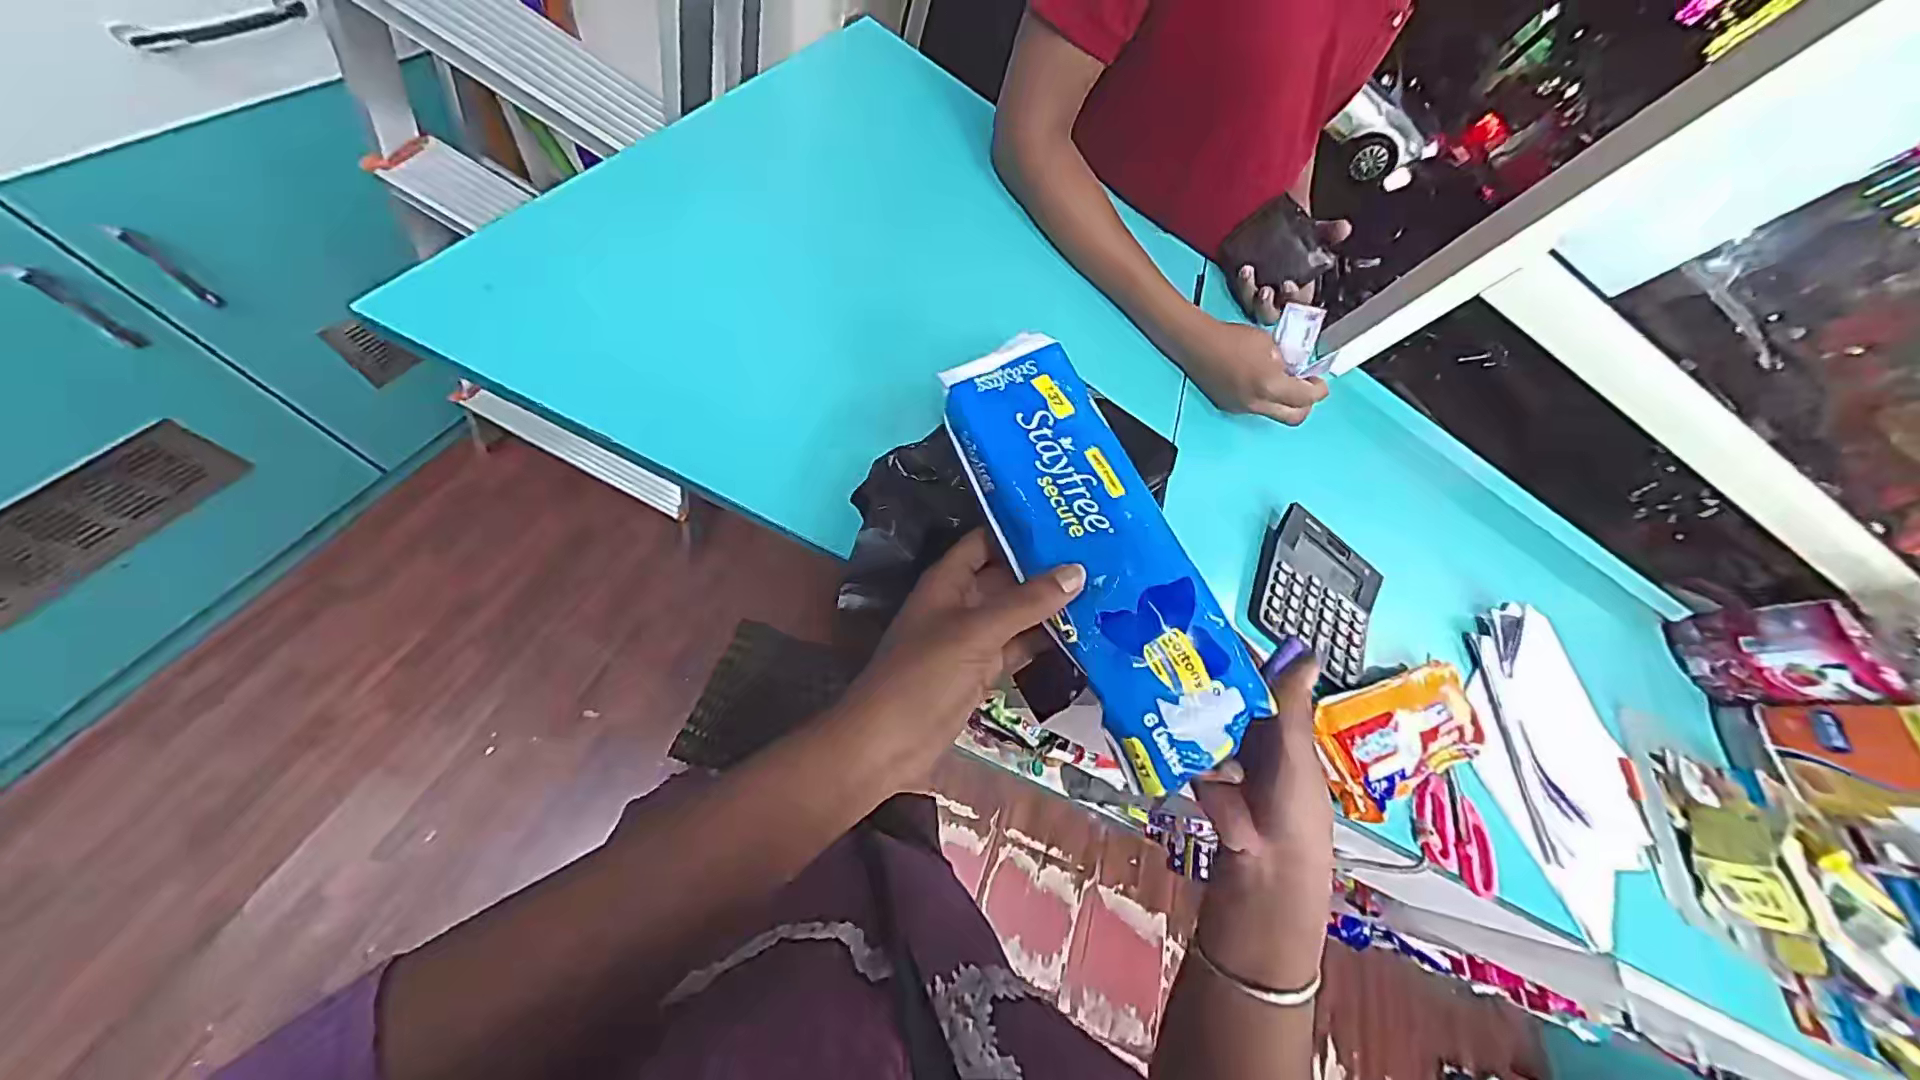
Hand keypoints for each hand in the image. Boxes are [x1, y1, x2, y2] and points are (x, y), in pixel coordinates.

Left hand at [835, 529, 1083, 788]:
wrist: (887, 744)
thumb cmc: (923, 676)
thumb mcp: (976, 632)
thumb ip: (1026, 602)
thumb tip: (1077, 571)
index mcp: (948, 582)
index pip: (986, 541)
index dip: (1021, 531)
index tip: (1068, 524)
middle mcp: (961, 605)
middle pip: (1007, 578)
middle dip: (1047, 571)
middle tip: (1102, 560)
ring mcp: (972, 641)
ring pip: (1017, 616)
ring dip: (1052, 609)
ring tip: (1104, 592)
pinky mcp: (982, 673)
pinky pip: (1018, 649)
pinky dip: (1045, 644)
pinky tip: (1084, 638)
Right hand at [1173, 315, 1328, 425]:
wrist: (1197, 344)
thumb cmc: (1232, 338)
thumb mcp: (1270, 344)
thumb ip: (1286, 362)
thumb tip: (1293, 371)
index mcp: (1270, 386)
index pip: (1307, 398)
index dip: (1319, 389)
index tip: (1318, 380)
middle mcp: (1257, 403)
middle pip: (1294, 418)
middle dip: (1306, 405)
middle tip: (1306, 389)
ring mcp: (1242, 408)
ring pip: (1275, 415)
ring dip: (1284, 403)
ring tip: (1282, 383)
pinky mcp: (1230, 407)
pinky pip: (1256, 409)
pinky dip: (1265, 400)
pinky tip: (1259, 383)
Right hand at [1189, 642, 1333, 986]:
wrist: (1261, 870)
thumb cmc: (1292, 812)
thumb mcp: (1295, 753)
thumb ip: (1290, 704)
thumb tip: (1306, 650)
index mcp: (1281, 727)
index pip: (1257, 682)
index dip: (1239, 657)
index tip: (1211, 628)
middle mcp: (1250, 735)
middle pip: (1223, 694)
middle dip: (1203, 672)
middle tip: (1174, 641)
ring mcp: (1220, 752)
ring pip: (1200, 713)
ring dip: (1184, 697)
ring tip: (1159, 663)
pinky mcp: (1195, 767)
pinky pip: (1181, 739)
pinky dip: (1172, 727)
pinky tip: (1155, 704)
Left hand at [1230, 218, 1351, 320]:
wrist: (1270, 227)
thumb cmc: (1294, 238)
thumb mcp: (1312, 234)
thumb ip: (1327, 233)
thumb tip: (1343, 228)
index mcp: (1295, 293)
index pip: (1297, 304)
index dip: (1293, 299)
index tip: (1289, 284)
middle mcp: (1274, 299)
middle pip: (1269, 313)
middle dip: (1266, 305)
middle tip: (1265, 290)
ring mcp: (1254, 296)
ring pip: (1250, 306)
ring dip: (1248, 292)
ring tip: (1247, 272)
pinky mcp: (1238, 287)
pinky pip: (1236, 293)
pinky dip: (1238, 284)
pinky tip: (1239, 268)